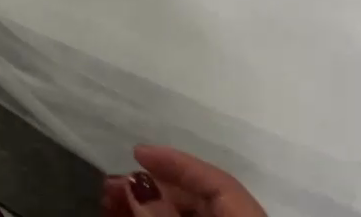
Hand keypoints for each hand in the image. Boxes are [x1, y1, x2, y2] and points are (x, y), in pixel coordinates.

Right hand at [102, 147, 266, 216]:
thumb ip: (164, 215)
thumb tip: (135, 183)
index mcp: (250, 214)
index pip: (217, 180)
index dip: (176, 161)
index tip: (134, 151)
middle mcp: (245, 215)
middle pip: (200, 196)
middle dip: (151, 186)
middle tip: (110, 184)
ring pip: (192, 213)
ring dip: (148, 202)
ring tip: (110, 200)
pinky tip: (129, 213)